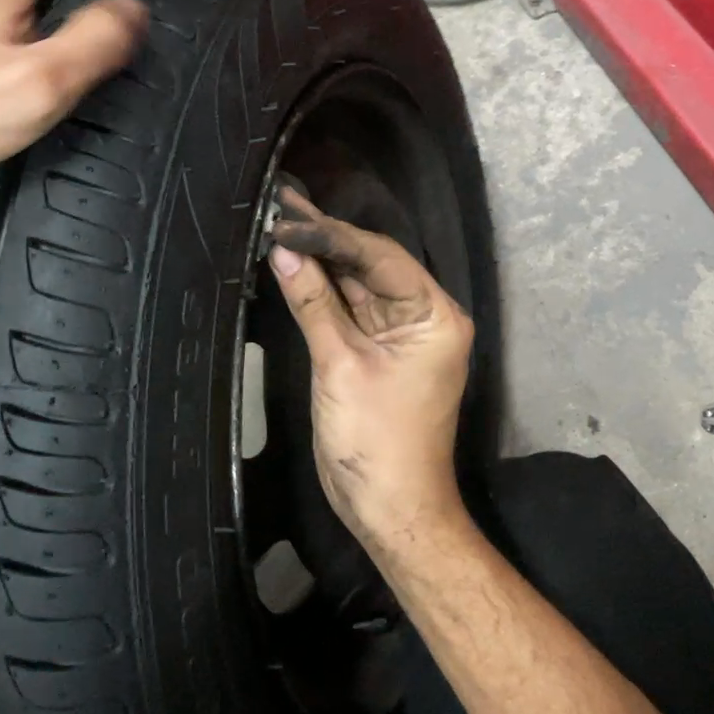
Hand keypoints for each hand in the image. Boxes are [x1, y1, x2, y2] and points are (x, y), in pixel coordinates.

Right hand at [266, 186, 475, 549]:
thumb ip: (313, 303)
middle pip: (368, 264)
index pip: (379, 256)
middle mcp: (423, 315)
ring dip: (318, 259)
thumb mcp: (340, 365)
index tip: (287, 215)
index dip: (331, 233)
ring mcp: (399, 333)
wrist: (391, 510)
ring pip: (355, 283)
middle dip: (324, 238)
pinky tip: (292, 261)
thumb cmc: (377, 441)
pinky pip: (347, 309)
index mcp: (434, 315)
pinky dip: (319, 289)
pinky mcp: (376, 349)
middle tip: (281, 204)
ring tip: (279, 221)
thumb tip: (283, 249)